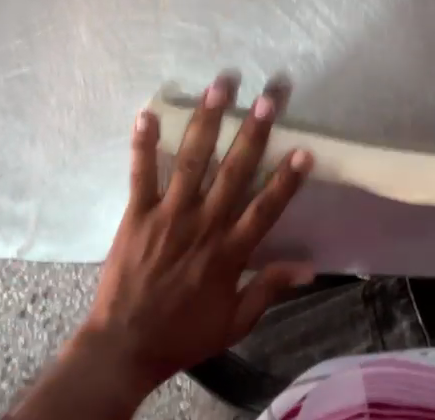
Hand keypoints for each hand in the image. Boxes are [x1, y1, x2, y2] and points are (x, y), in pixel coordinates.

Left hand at [73, 75, 314, 390]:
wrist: (124, 348)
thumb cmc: (184, 334)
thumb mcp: (234, 322)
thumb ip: (269, 289)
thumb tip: (310, 269)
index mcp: (229, 252)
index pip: (265, 208)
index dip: (286, 180)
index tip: (304, 150)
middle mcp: (203, 225)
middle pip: (234, 172)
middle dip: (252, 133)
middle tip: (267, 99)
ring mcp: (168, 216)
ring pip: (191, 161)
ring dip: (207, 122)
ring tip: (219, 87)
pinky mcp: (136, 214)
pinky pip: (141, 174)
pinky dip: (143, 144)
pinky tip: (148, 113)